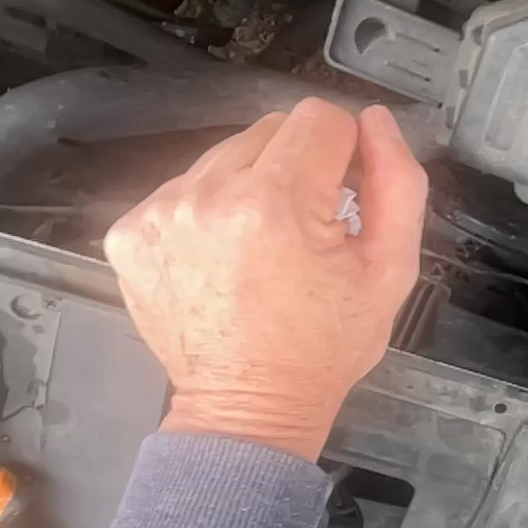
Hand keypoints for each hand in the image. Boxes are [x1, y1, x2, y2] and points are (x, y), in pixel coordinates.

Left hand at [104, 100, 428, 458]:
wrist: (249, 409)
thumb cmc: (327, 346)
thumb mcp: (392, 271)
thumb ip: (399, 184)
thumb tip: (377, 122)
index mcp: (275, 205)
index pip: (320, 118)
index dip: (347, 154)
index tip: (345, 202)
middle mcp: (206, 196)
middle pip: (272, 129)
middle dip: (302, 168)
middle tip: (310, 231)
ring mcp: (157, 212)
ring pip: (228, 153)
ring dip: (257, 184)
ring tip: (267, 245)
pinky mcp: (128, 230)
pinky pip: (188, 185)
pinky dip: (215, 208)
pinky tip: (229, 255)